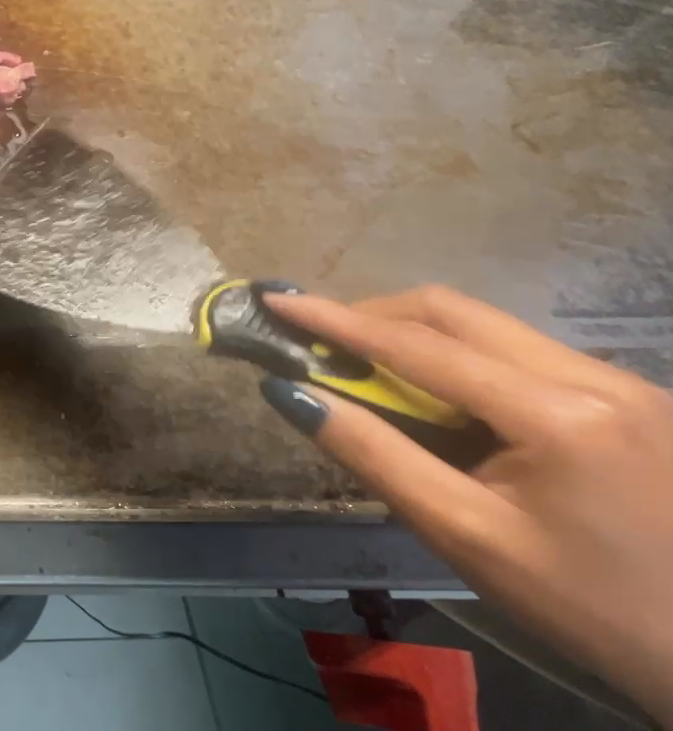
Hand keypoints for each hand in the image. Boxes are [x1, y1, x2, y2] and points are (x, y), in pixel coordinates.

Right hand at [260, 286, 672, 724]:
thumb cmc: (584, 603)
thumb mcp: (462, 533)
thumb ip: (372, 453)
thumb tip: (289, 390)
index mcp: (560, 414)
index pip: (418, 345)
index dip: (335, 318)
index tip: (274, 299)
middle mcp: (597, 378)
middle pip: (454, 313)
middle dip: (371, 315)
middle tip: (313, 340)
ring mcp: (622, 384)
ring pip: (486, 327)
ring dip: (411, 336)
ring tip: (361, 368)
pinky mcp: (628, 399)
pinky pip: (516, 352)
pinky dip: (453, 357)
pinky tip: (431, 394)